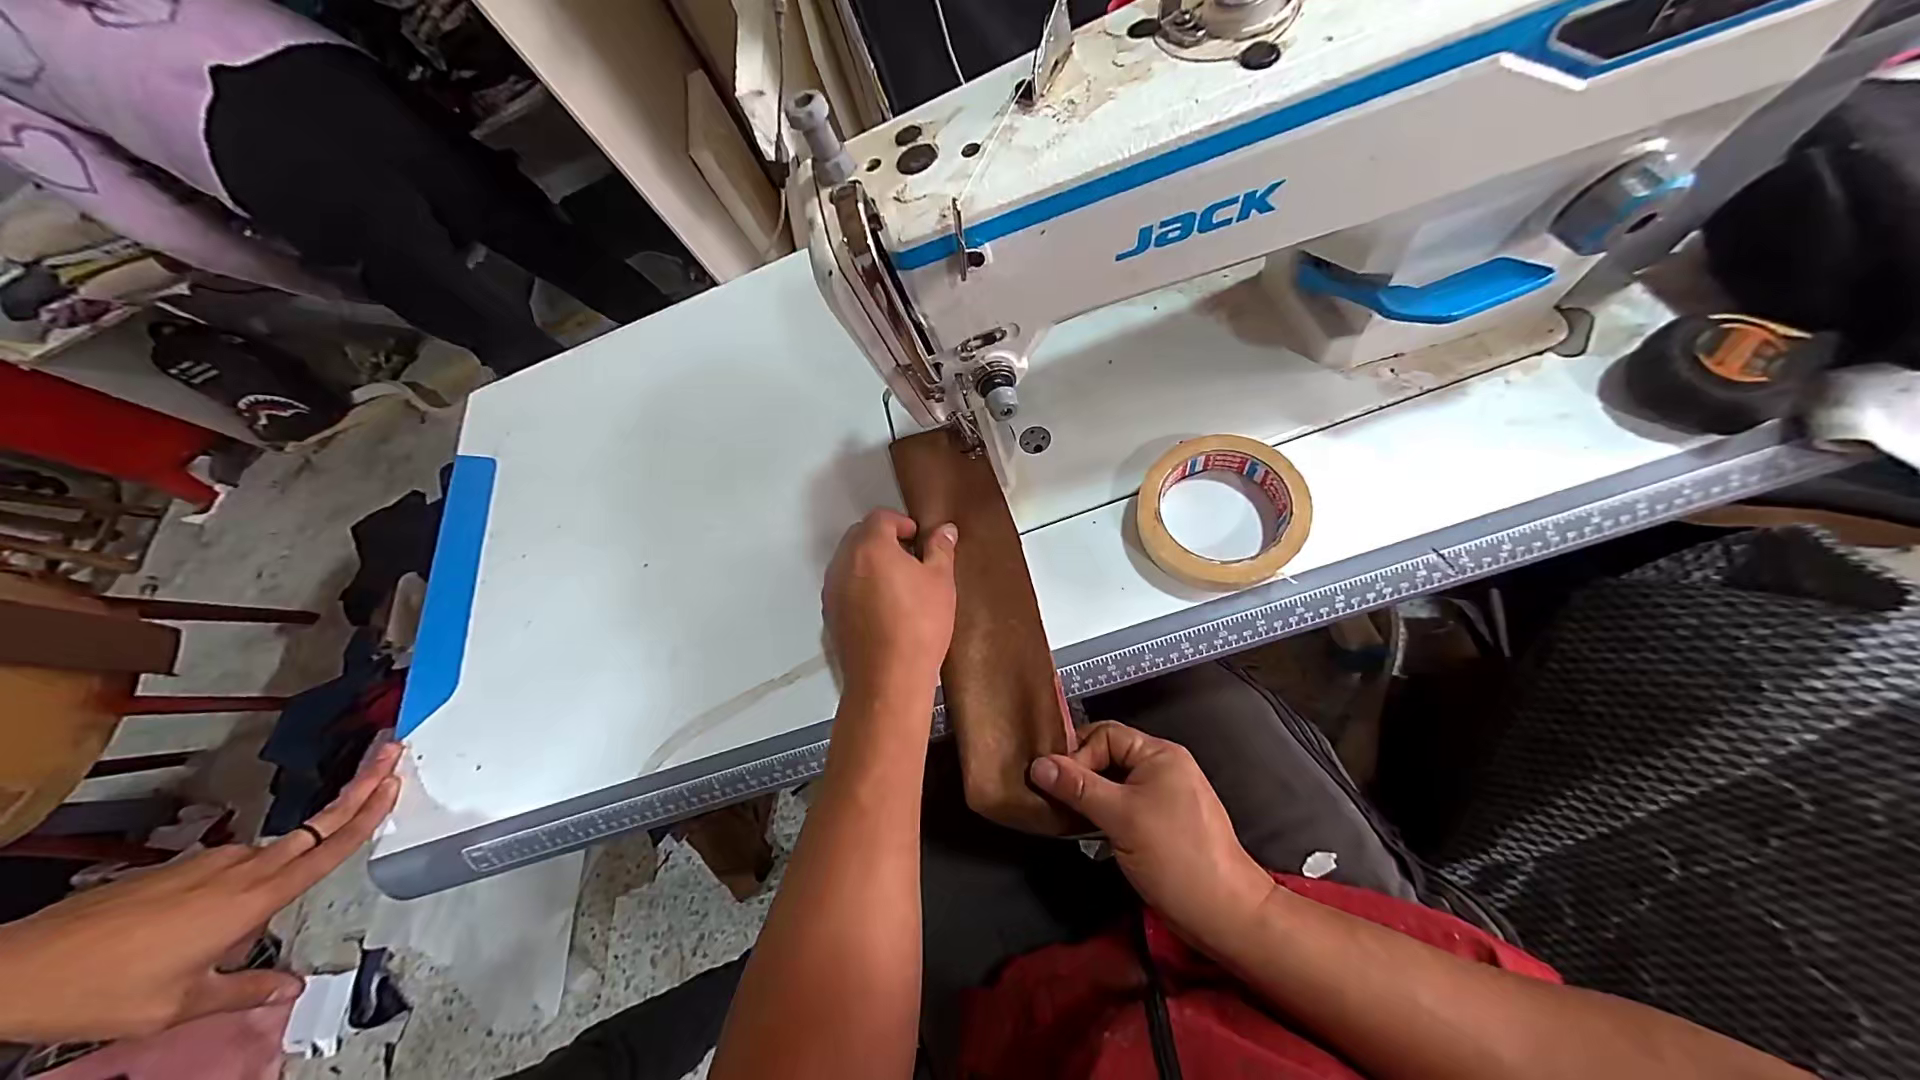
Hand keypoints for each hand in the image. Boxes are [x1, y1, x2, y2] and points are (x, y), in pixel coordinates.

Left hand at [0, 743, 402, 1042]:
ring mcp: (207, 863)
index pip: (331, 846)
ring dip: (283, 863)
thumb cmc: (102, 990)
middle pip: (318, 822)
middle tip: (391, 753)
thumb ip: (243, 991)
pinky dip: (243, 879)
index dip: (369, 811)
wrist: (8, 972)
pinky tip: (205, 919)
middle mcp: (241, 869)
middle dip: (359, 786)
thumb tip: (291, 989)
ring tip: (240, 921)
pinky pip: (231, 867)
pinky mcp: (179, 868)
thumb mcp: (176, 1006)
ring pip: (270, 852)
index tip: (395, 779)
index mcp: (254, 898)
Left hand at [823, 508, 957, 698]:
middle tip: (911, 555)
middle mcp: (844, 564)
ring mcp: (834, 590)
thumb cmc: (916, 629)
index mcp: (870, 548)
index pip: (881, 518)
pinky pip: (844, 586)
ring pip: (850, 561)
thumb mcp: (940, 582)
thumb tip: (944, 533)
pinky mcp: (831, 614)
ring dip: (870, 562)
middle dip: (884, 539)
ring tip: (900, 582)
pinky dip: (860, 585)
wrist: (889, 678)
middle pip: (860, 535)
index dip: (902, 522)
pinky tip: (885, 605)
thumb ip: (940, 550)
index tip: (918, 536)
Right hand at [1028, 722, 1276, 948]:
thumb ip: (1078, 787)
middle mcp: (1162, 768)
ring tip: (1064, 814)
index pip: (1105, 734)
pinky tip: (1084, 829)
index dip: (1077, 753)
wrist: (1224, 914)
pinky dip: (1100, 813)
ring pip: (1111, 782)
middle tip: (1054, 796)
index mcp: (1159, 754)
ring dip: (1088, 796)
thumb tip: (1039, 765)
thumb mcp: (1121, 817)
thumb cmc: (1178, 858)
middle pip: (1106, 755)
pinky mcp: (1158, 823)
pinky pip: (1121, 805)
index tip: (1055, 781)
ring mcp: (1161, 796)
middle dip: (1079, 774)